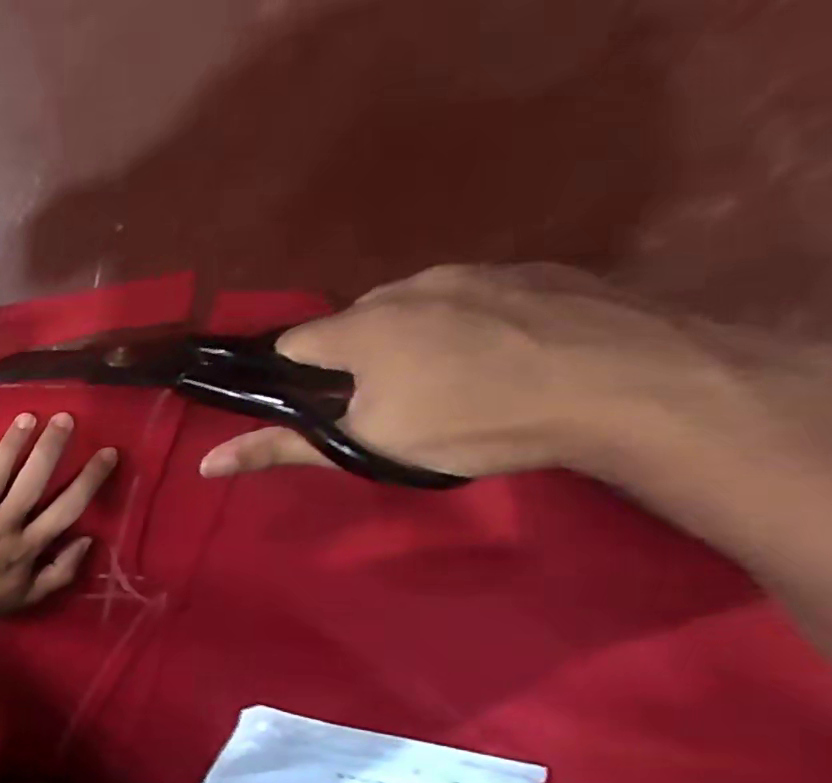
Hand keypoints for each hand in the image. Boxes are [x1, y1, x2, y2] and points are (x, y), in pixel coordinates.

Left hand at [0, 412, 117, 624]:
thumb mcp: (33, 595)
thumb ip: (63, 570)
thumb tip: (87, 538)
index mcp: (28, 547)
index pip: (66, 509)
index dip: (89, 480)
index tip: (107, 453)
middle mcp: (3, 529)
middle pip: (31, 485)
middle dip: (50, 450)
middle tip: (65, 419)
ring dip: (10, 447)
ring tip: (27, 417)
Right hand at [197, 263, 736, 482]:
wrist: (627, 384)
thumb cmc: (473, 421)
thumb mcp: (368, 445)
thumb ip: (282, 449)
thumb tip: (204, 462)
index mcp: (360, 327)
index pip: (293, 342)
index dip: (296, 376)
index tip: (320, 408)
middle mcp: (407, 287)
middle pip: (354, 324)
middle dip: (356, 360)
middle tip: (390, 408)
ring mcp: (475, 272)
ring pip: (416, 309)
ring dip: (414, 340)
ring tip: (454, 385)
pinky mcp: (534, 271)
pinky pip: (476, 298)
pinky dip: (471, 325)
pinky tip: (506, 361)